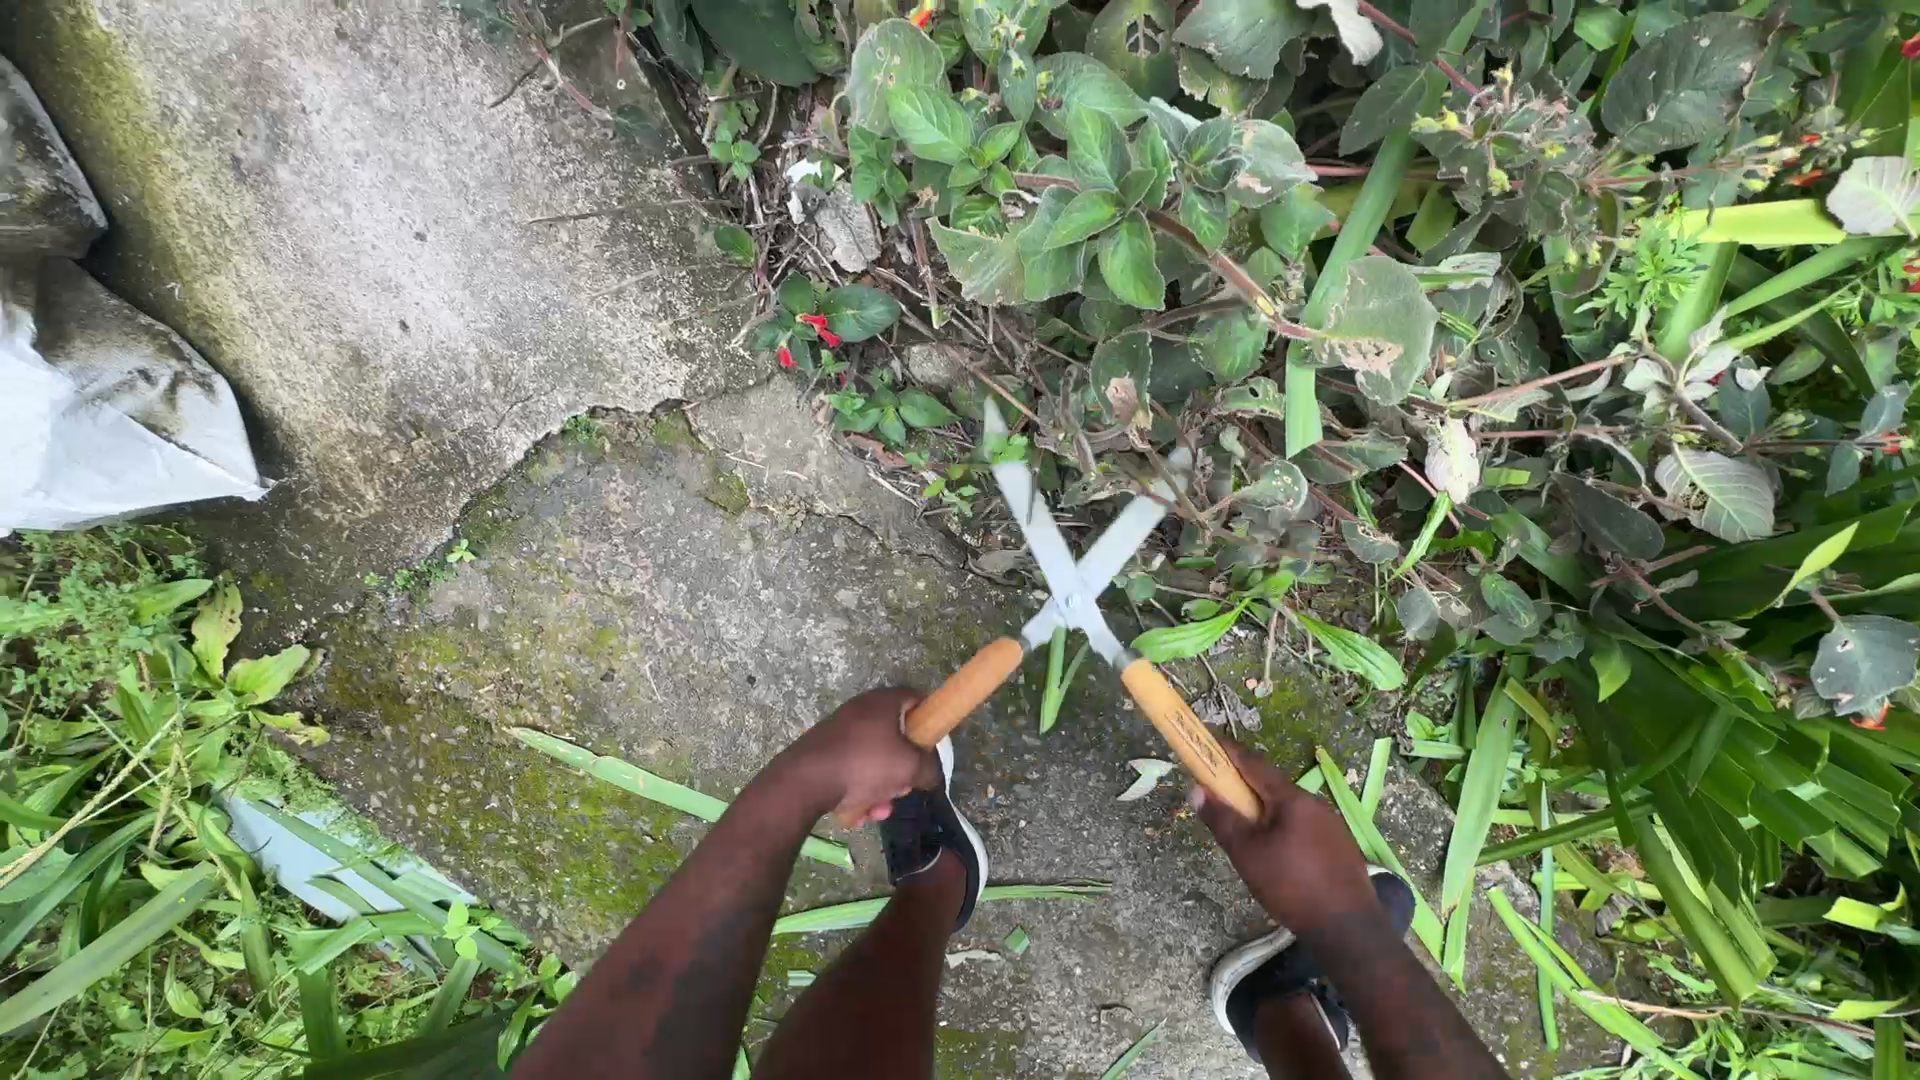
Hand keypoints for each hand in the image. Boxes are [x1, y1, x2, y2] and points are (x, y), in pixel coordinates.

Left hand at [770, 687, 940, 827]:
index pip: (916, 699)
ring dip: (882, 786)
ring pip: (873, 759)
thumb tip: (931, 772)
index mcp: (883, 703)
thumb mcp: (910, 768)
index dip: (930, 718)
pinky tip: (858, 813)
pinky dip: (859, 790)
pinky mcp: (824, 752)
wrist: (804, 781)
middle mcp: (861, 710)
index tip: (934, 744)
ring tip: (878, 809)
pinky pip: (852, 769)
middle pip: (895, 735)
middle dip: (903, 767)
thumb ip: (931, 768)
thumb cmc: (864, 764)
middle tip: (905, 785)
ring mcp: (840, 731)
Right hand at [1191, 736, 1377, 934]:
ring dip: (1264, 809)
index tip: (1208, 740)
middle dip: (1244, 785)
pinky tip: (1278, 852)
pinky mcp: (1342, 847)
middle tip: (1221, 793)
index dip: (1229, 751)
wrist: (1349, 932)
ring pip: (1289, 808)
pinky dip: (1284, 827)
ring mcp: (1333, 825)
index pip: (1254, 763)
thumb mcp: (1246, 853)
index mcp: (1292, 798)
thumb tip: (1196, 789)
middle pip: (1272, 785)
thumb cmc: (1291, 886)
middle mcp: (1315, 804)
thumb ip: (1220, 818)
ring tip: (1246, 830)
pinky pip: (1304, 826)